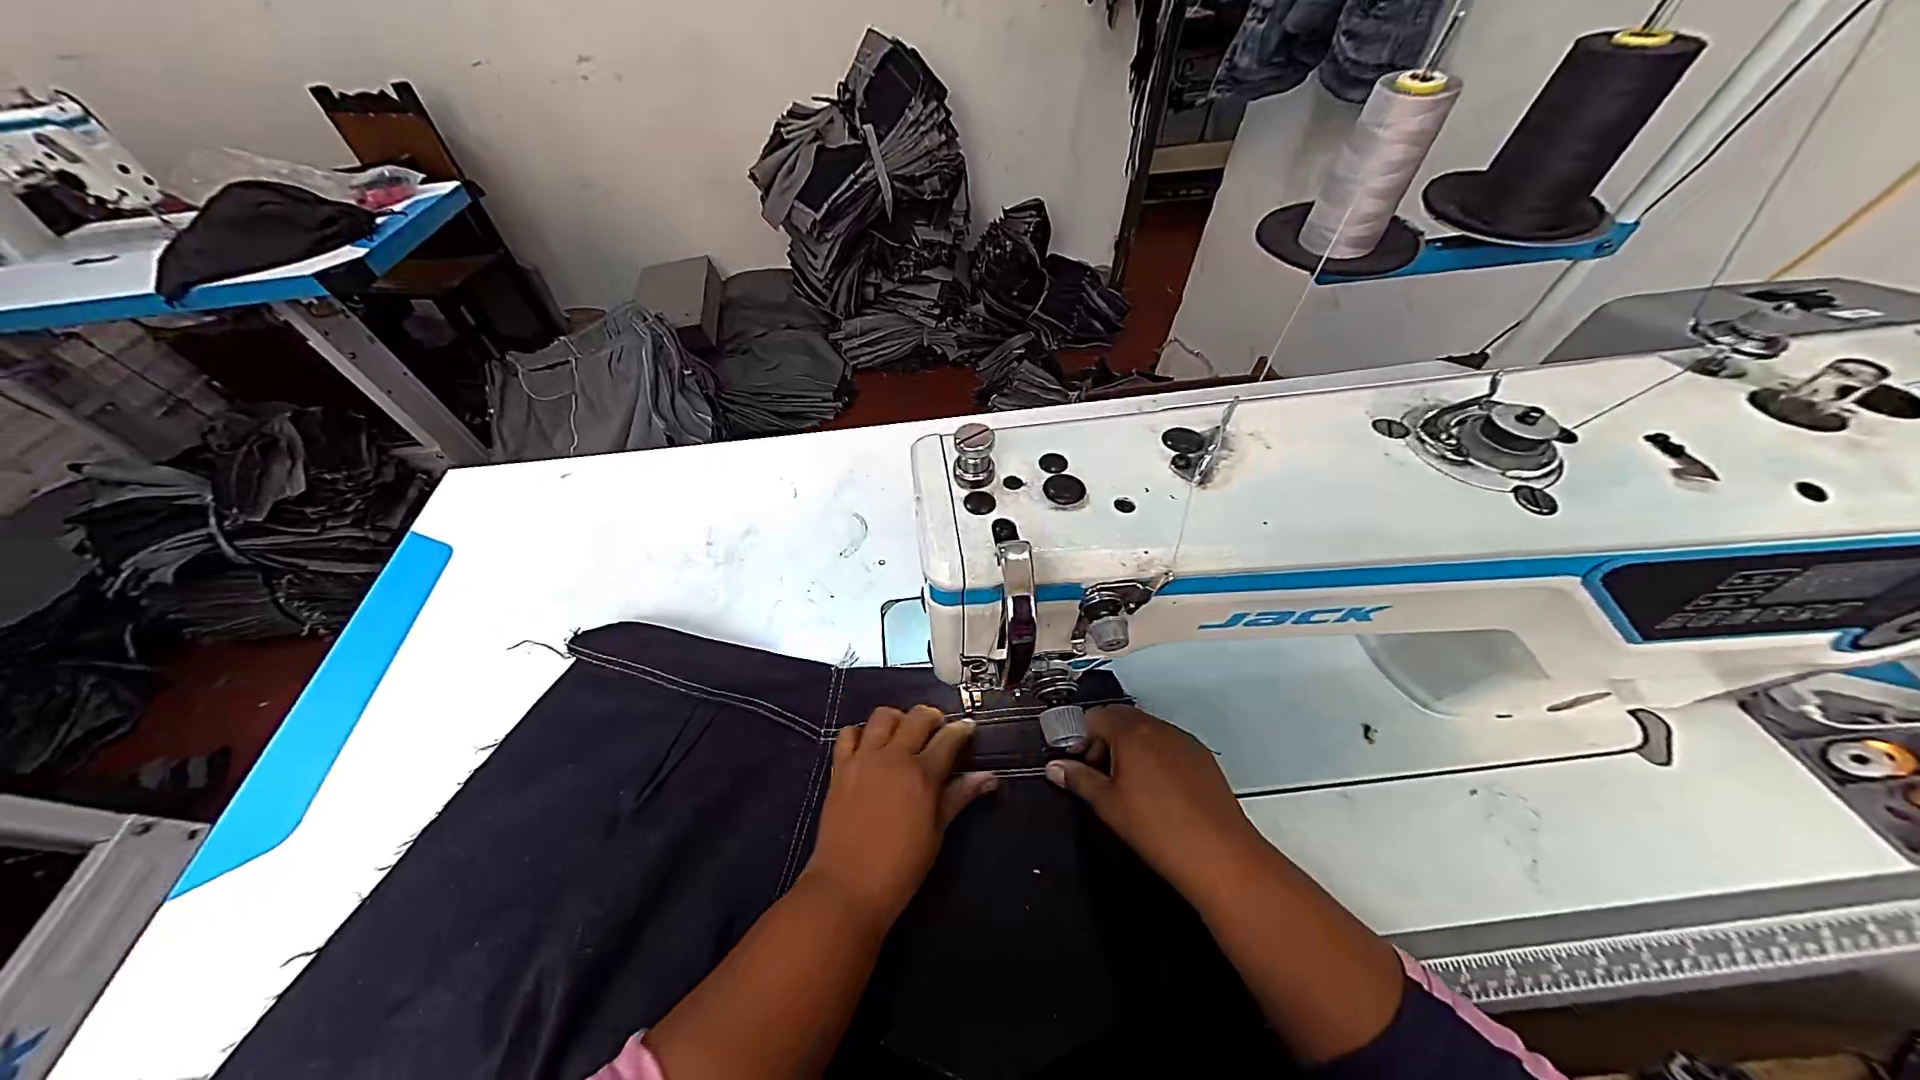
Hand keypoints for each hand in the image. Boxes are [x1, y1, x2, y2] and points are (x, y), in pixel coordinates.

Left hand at [801, 705, 998, 926]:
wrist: (848, 886)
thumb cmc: (900, 867)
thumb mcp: (937, 832)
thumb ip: (959, 796)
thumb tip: (988, 778)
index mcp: (922, 775)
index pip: (949, 738)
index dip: (962, 730)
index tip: (967, 730)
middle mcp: (893, 758)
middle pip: (917, 717)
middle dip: (933, 717)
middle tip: (937, 730)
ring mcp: (863, 759)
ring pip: (883, 716)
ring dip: (898, 719)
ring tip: (903, 735)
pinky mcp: (840, 767)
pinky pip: (848, 734)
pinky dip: (861, 733)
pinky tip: (870, 747)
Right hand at [1046, 704, 1265, 897]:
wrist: (1218, 855)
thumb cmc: (1164, 831)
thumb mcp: (1107, 805)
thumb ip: (1078, 779)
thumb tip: (1058, 769)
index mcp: (1131, 732)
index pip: (1095, 716)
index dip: (1081, 739)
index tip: (1077, 762)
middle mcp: (1159, 729)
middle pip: (1121, 720)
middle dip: (1104, 742)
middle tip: (1097, 775)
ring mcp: (1184, 742)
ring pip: (1146, 732)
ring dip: (1130, 750)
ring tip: (1127, 790)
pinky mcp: (1202, 758)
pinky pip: (1169, 746)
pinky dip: (1156, 759)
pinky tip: (1155, 794)